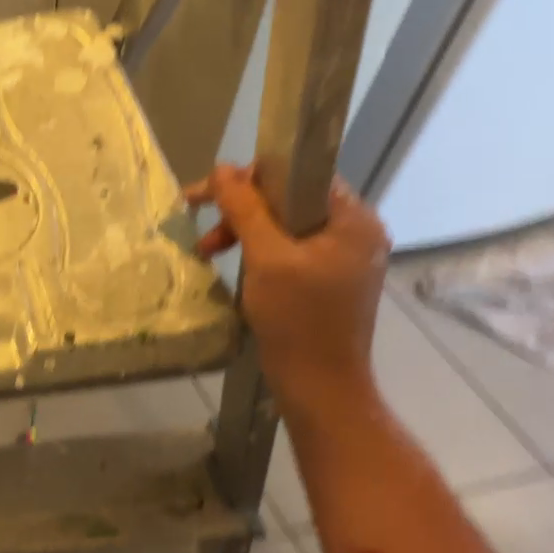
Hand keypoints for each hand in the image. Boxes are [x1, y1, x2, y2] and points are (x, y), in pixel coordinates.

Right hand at [184, 164, 391, 423]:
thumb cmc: (297, 318)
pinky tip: (229, 260)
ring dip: (241, 228)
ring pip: (282, 223)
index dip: (253, 177)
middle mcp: (354, 231)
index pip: (301, 174)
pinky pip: (285, 247)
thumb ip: (244, 208)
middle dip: (240, 207)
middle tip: (199, 217)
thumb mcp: (266, 257)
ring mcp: (342, 256)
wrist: (318, 384)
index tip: (211, 192)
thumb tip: (222, 168)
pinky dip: (254, 249)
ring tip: (207, 248)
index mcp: (354, 220)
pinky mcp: (326, 277)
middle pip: (288, 198)